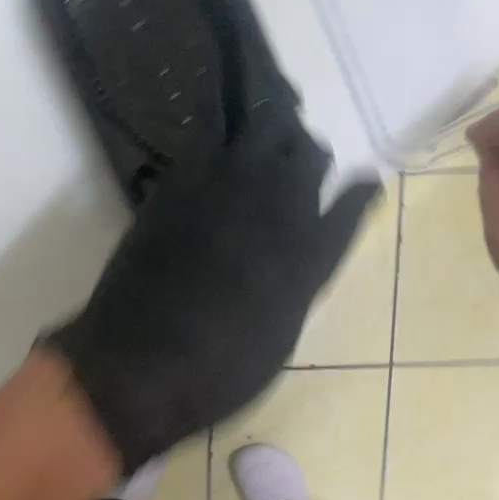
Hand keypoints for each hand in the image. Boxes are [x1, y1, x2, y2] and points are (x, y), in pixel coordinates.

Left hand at [47, 113, 380, 473]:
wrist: (141, 363)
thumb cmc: (214, 374)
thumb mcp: (276, 339)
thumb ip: (295, 286)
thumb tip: (297, 261)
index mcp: (312, 254)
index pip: (355, 199)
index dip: (357, 193)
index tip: (358, 188)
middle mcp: (281, 206)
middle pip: (308, 152)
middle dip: (302, 159)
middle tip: (287, 173)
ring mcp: (230, 184)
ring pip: (267, 125)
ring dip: (267, 135)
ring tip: (253, 152)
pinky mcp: (182, 178)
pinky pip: (210, 129)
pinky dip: (218, 130)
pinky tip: (212, 146)